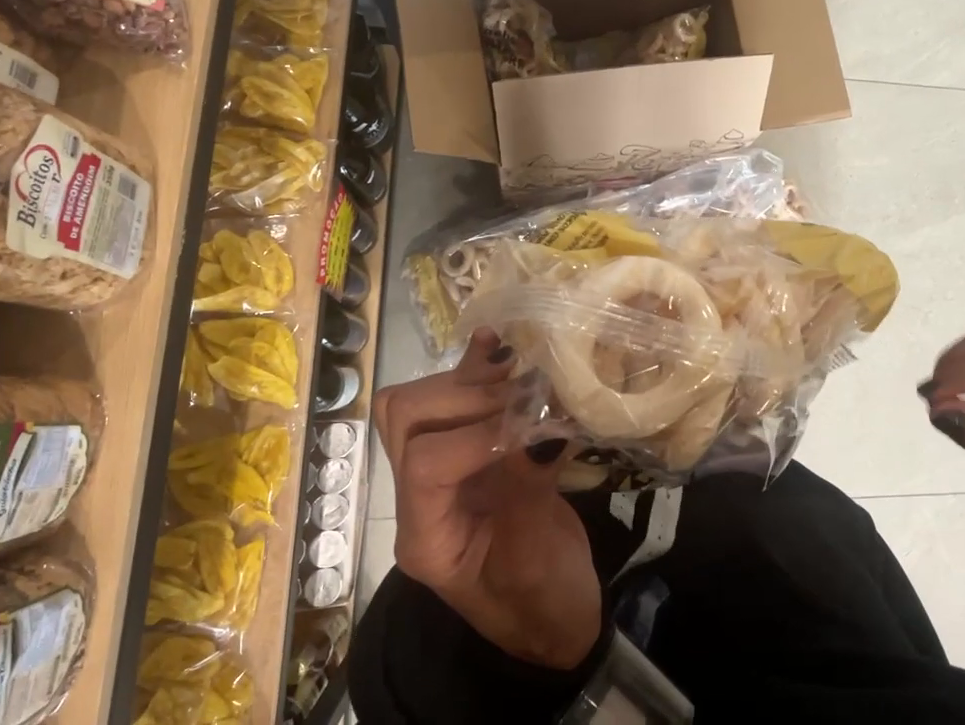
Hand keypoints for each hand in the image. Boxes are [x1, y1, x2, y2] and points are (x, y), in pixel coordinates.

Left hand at [373, 328, 601, 668]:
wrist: (558, 621)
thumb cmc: (544, 606)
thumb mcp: (535, 564)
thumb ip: (529, 495)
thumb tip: (541, 430)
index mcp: (425, 535)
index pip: (425, 463)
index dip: (478, 435)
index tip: (535, 427)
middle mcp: (422, 496)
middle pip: (406, 419)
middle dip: (467, 396)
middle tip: (527, 396)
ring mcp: (445, 469)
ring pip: (421, 402)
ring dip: (469, 379)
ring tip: (521, 370)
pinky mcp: (474, 451)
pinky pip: (457, 397)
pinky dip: (474, 366)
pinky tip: (497, 342)